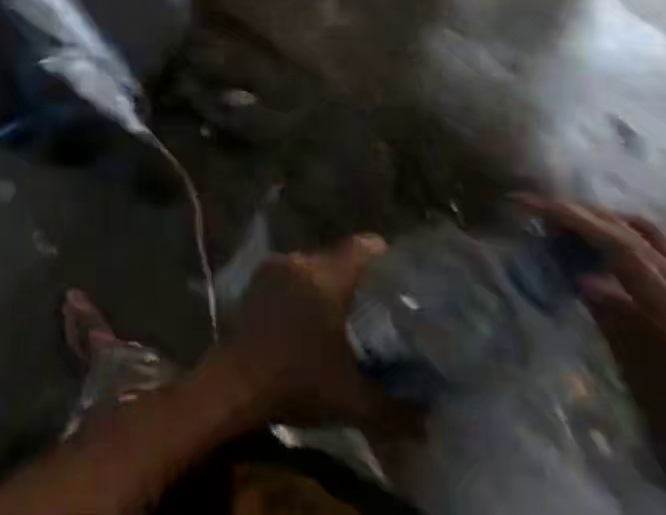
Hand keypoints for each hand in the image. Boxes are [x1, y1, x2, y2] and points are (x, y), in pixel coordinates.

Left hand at [223, 235, 414, 432]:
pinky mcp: (256, 283)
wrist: (234, 384)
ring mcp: (273, 269)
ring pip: (312, 268)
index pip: (362, 247)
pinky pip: (291, 277)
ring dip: (327, 285)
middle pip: (337, 258)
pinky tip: (311, 318)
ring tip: (346, 312)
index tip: (402, 272)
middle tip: (378, 303)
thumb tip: (431, 418)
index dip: (384, 256)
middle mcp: (299, 261)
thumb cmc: (298, 382)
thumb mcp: (355, 401)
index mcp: (326, 276)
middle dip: (357, 278)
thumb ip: (398, 409)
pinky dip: (304, 291)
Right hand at [514, 195, 665, 514]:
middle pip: (632, 233)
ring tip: (566, 224)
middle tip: (534, 209)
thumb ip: (618, 325)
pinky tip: (603, 257)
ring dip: (603, 222)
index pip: (618, 244)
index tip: (526, 204)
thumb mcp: (647, 384)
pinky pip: (659, 258)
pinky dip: (625, 241)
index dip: (570, 216)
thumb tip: (582, 278)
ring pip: (648, 239)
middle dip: (579, 212)